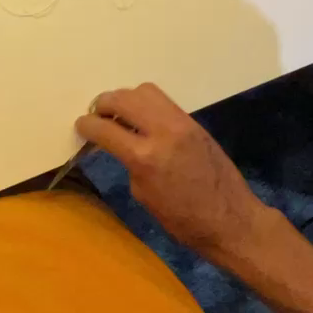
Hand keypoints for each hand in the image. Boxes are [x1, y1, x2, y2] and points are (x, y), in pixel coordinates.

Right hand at [75, 83, 280, 269]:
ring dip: (126, 99)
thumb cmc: (182, 220)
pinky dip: (146, 105)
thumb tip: (119, 145)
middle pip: (122, 98)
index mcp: (145, 157)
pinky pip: (163, 101)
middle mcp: (163, 131)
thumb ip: (128, 163)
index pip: (104, 128)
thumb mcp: (144, 194)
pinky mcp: (194, 123)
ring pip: (144, 91)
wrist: (230, 219)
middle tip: (97, 117)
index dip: (86, 125)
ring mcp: (182, 123)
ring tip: (120, 116)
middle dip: (103, 104)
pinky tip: (141, 122)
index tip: (81, 126)